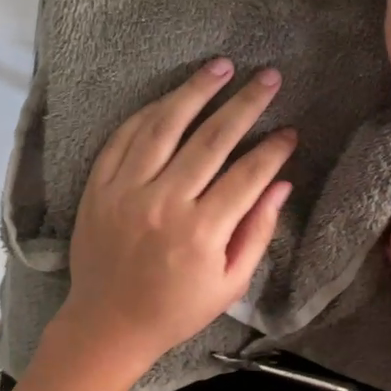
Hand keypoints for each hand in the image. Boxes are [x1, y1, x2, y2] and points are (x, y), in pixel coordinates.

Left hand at [52, 59, 296, 377]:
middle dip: (246, 104)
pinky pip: (124, 136)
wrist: (106, 324)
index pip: (247, 175)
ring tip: (221, 66)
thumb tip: (282, 184)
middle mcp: (164, 203)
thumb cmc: (176, 309)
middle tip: (269, 77)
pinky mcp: (99, 185)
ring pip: (164, 126)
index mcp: (201, 232)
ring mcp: (126, 190)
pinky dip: (150, 111)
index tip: (290, 130)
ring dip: (196, 91)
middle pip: (211, 139)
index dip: (273, 149)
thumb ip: (257, 232)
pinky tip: (173, 96)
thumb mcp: (230, 284)